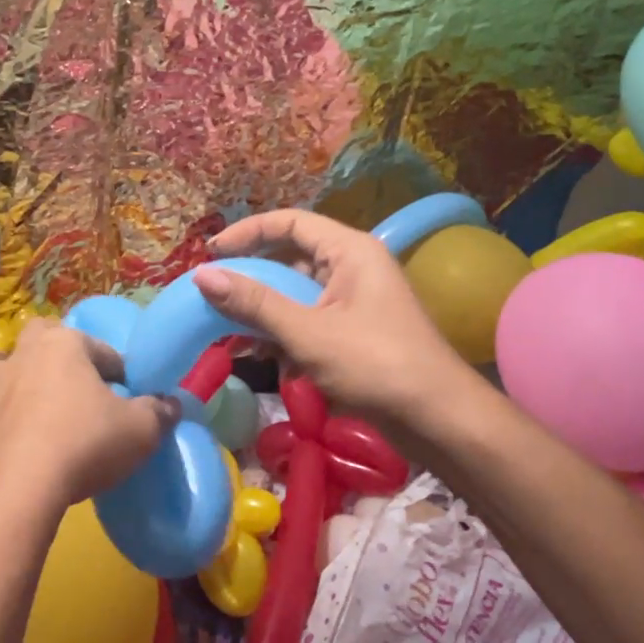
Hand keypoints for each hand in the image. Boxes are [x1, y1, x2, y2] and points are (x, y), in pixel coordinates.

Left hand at [0, 318, 180, 506]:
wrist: (19, 486)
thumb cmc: (85, 444)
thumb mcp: (140, 430)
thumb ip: (158, 412)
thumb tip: (171, 404)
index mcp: (64, 344)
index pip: (100, 349)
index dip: (117, 372)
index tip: (126, 396)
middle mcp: (22, 353)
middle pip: (40, 338)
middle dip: (55, 354)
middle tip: (74, 389)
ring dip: (12, 378)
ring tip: (31, 406)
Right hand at [194, 209, 481, 433]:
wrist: (442, 422)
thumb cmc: (377, 366)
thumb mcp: (307, 333)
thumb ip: (254, 303)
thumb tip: (201, 276)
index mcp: (349, 250)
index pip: (289, 222)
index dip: (247, 232)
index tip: (211, 253)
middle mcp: (353, 266)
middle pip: (291, 255)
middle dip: (252, 275)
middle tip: (214, 292)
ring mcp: (357, 299)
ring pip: (298, 290)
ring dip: (265, 308)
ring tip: (230, 329)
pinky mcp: (357, 330)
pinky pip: (310, 317)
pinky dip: (284, 330)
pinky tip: (261, 354)